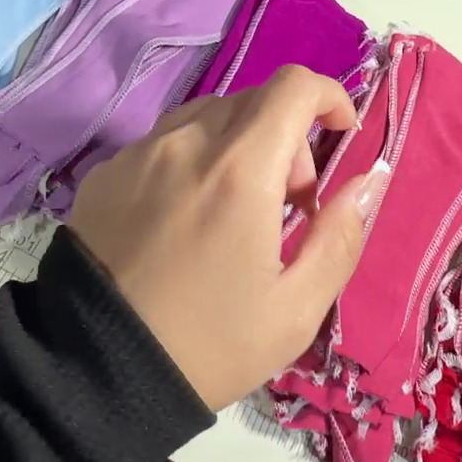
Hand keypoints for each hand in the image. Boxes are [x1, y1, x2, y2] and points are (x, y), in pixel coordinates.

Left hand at [68, 67, 382, 409]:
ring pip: (210, 114)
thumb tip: (370, 178)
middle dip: (290, 137)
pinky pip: (167, 139)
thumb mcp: (296, 309)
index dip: (329, 96)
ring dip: (242, 143)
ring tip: (237, 208)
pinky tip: (187, 216)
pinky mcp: (108, 170)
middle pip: (256, 100)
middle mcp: (188, 142)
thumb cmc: (207, 345)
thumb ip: (341, 235)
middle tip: (289, 204)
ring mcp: (141, 152)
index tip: (340, 133)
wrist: (90, 375)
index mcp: (240, 169)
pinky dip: (197, 157)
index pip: (294, 86)